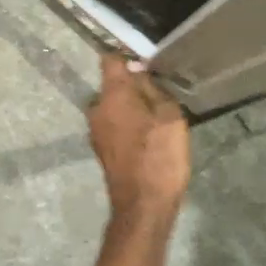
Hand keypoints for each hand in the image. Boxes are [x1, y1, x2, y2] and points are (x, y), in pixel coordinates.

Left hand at [87, 56, 190, 222]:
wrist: (143, 207)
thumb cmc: (159, 155)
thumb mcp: (169, 114)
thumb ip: (152, 87)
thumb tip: (139, 70)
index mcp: (112, 93)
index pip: (111, 59)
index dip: (129, 57)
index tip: (148, 63)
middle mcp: (97, 107)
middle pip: (113, 85)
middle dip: (133, 86)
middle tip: (159, 96)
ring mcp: (96, 130)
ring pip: (114, 106)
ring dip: (131, 108)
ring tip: (156, 120)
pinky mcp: (101, 150)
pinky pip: (114, 125)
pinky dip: (128, 126)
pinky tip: (147, 139)